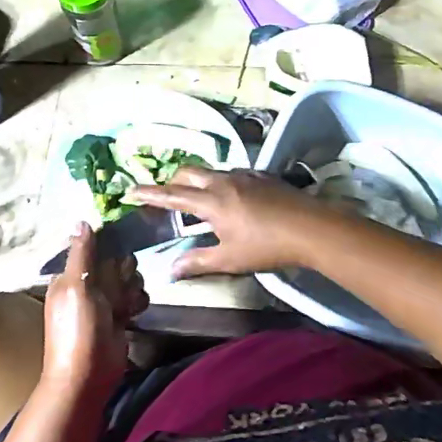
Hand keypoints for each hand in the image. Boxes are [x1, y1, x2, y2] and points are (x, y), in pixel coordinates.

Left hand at [41, 222, 147, 394]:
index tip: (118, 256)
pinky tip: (131, 315)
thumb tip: (81, 220)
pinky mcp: (119, 317)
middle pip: (117, 262)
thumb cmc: (77, 329)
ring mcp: (104, 301)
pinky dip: (135, 304)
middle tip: (117, 289)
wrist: (87, 376)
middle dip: (123, 273)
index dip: (109, 249)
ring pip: (128, 279)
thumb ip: (82, 254)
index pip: (95, 247)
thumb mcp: (76, 287)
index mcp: (70, 275)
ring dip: (130, 289)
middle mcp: (87, 284)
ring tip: (123, 306)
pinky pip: (135, 297)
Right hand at [130, 166, 346, 278]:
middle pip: (188, 172)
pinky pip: (231, 173)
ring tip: (198, 200)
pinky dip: (220, 182)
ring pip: (210, 170)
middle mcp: (223, 181)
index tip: (130, 190)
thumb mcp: (230, 259)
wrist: (311, 227)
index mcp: (211, 201)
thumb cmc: (267, 246)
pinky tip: (232, 198)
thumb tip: (170, 270)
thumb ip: (198, 262)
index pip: (172, 195)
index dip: (149, 194)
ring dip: (197, 181)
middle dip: (172, 180)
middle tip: (166, 195)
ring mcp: (243, 175)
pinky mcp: (261, 175)